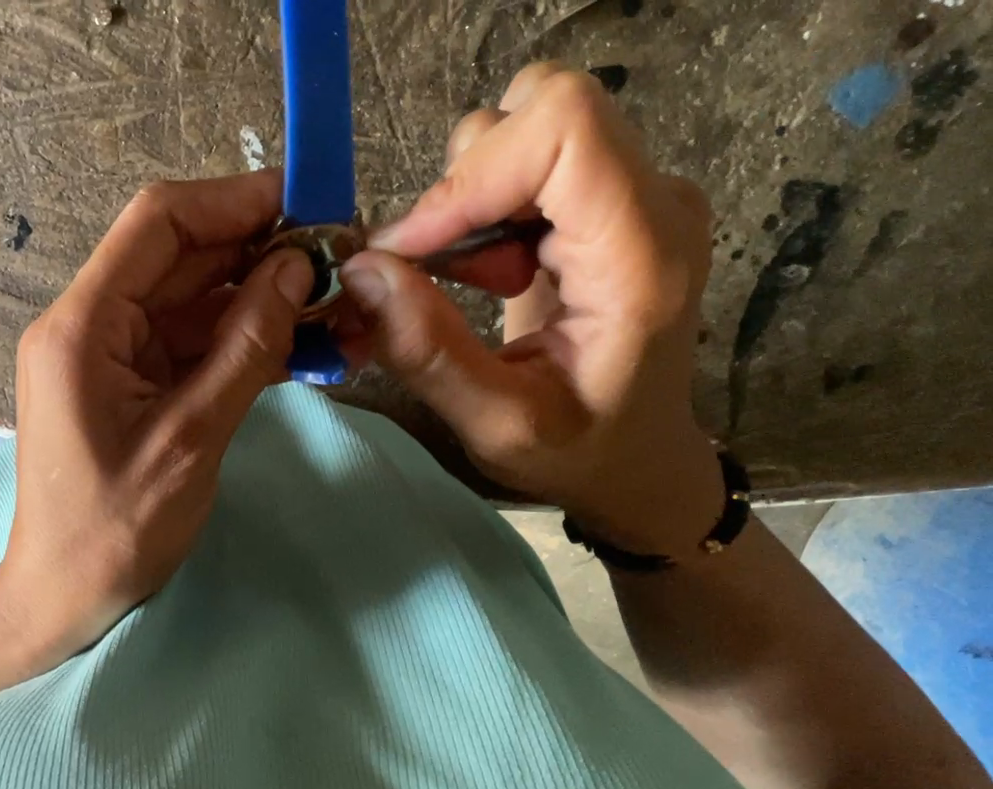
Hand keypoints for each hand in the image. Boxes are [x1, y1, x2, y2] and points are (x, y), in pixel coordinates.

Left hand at [0, 173, 314, 657]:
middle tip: (338, 256)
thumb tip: (295, 269)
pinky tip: (297, 342)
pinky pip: (185, 342)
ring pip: (187, 299)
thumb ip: (245, 348)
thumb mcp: (191, 440)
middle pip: (176, 257)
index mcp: (82, 328)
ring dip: (255, 298)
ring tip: (332, 303)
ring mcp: (104, 356)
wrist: (62, 594)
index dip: (234, 200)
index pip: (157, 223)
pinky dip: (236, 340)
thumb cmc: (113, 531)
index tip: (310, 200)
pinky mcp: (123, 384)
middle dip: (256, 249)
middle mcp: (85, 326)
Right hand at [335, 62, 721, 555]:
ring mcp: (627, 194)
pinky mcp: (598, 203)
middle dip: (458, 189)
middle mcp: (648, 200)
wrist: (633, 458)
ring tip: (463, 280)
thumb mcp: (496, 424)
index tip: (404, 251)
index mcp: (641, 254)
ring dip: (464, 203)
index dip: (467, 177)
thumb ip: (428, 351)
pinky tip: (475, 275)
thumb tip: (358, 272)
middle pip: (539, 112)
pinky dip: (471, 213)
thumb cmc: (577, 452)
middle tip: (433, 270)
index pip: (562, 130)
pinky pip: (518, 164)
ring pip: (521, 129)